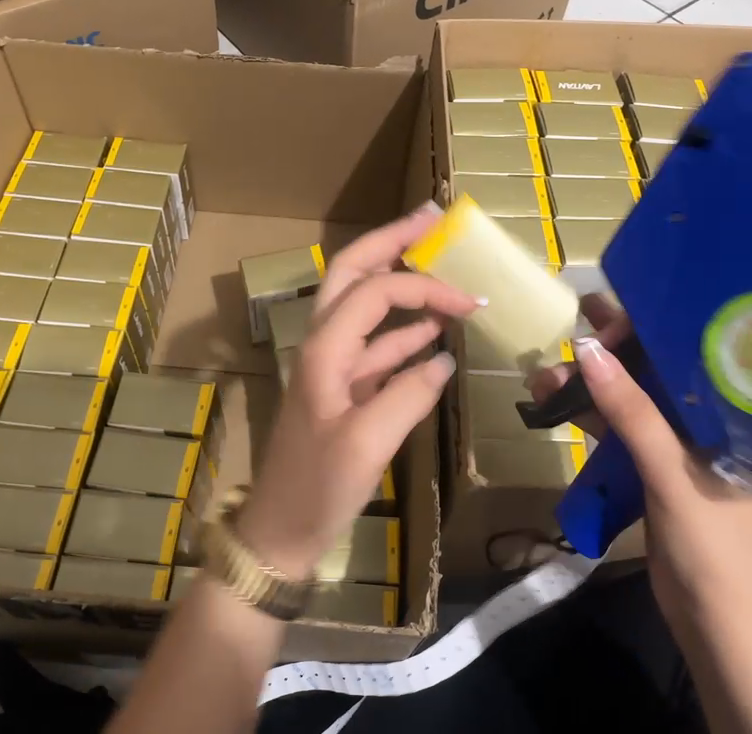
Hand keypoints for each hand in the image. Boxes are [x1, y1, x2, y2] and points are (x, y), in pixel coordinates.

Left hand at [236, 203, 477, 578]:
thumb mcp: (366, 444)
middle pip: (353, 274)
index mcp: (324, 349)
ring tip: (442, 266)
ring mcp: (333, 367)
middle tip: (432, 219)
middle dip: (391, 242)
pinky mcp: (344, 391)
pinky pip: (376, 347)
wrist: (280, 533)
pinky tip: (435, 334)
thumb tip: (444, 359)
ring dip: (401, 283)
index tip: (471, 299)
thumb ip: (408, 395)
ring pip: (365, 306)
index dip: (423, 286)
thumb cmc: (317, 488)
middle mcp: (324, 345)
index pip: (375, 291)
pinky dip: (405, 333)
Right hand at [526, 296, 751, 608]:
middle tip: (560, 337)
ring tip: (542, 378)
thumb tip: (587, 348)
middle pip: (648, 373)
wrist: (720, 627)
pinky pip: (615, 431)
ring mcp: (674, 448)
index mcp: (723, 414)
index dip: (640, 327)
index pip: (680, 352)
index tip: (596, 311)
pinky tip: (554, 404)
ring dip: (586, 388)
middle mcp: (700, 423)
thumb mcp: (670, 473)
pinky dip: (586, 417)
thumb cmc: (713, 546)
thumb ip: (631, 412)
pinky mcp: (651, 472)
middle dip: (604, 355)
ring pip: (625, 402)